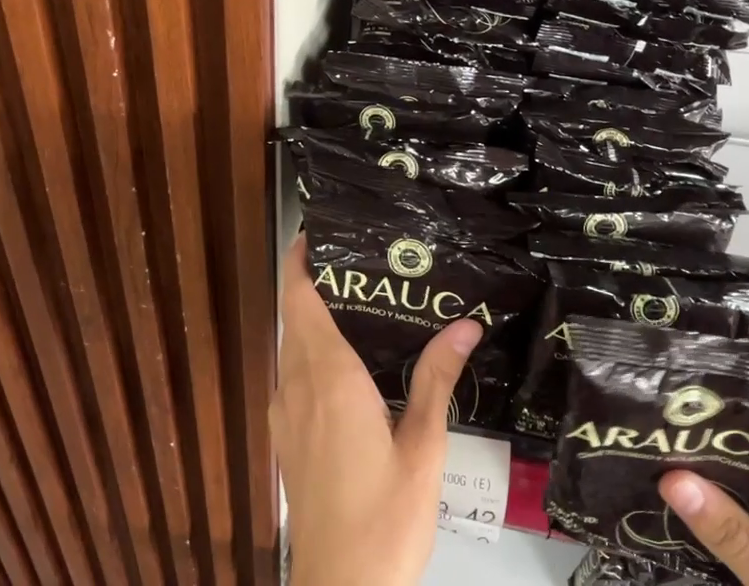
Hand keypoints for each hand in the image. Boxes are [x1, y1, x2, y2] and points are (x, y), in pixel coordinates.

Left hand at [272, 234, 481, 585]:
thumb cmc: (386, 516)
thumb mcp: (423, 448)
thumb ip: (435, 380)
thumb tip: (464, 323)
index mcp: (327, 378)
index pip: (298, 300)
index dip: (300, 261)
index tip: (319, 231)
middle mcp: (295, 387)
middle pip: (293, 318)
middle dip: (316, 284)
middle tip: (364, 263)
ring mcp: (284, 415)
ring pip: (291, 348)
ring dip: (312, 319)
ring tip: (363, 305)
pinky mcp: (285, 439)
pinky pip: (293, 378)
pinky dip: (311, 354)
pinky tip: (351, 366)